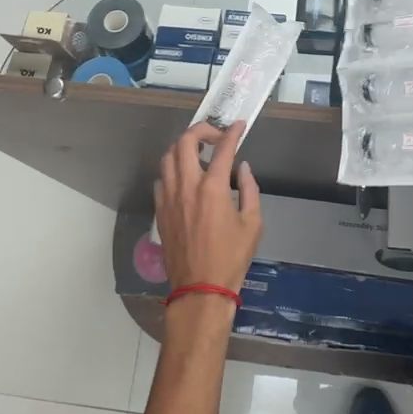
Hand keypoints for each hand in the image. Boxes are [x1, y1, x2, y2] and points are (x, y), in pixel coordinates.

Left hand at [156, 121, 262, 292]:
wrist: (200, 288)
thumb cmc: (231, 258)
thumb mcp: (252, 224)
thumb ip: (249, 190)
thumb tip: (243, 168)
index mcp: (212, 188)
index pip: (222, 148)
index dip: (232, 132)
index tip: (239, 125)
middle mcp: (187, 186)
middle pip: (185, 142)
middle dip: (201, 130)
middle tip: (215, 137)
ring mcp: (169, 198)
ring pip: (168, 157)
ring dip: (183, 148)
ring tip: (198, 154)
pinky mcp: (160, 210)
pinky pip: (161, 179)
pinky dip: (172, 170)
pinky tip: (184, 178)